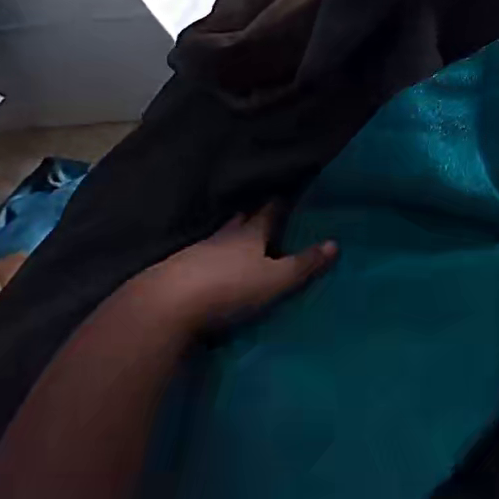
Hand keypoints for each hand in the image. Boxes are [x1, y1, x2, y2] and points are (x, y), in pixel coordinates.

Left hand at [130, 203, 336, 329]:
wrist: (163, 307)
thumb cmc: (228, 288)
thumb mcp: (274, 280)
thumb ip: (303, 265)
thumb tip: (335, 243)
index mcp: (250, 234)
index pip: (269, 211)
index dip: (280, 202)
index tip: (287, 191)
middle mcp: (223, 237)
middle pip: (240, 220)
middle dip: (251, 216)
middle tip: (260, 212)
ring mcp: (195, 252)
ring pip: (217, 238)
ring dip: (228, 237)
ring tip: (236, 240)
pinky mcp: (174, 272)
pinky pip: (198, 259)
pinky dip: (207, 260)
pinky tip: (208, 268)